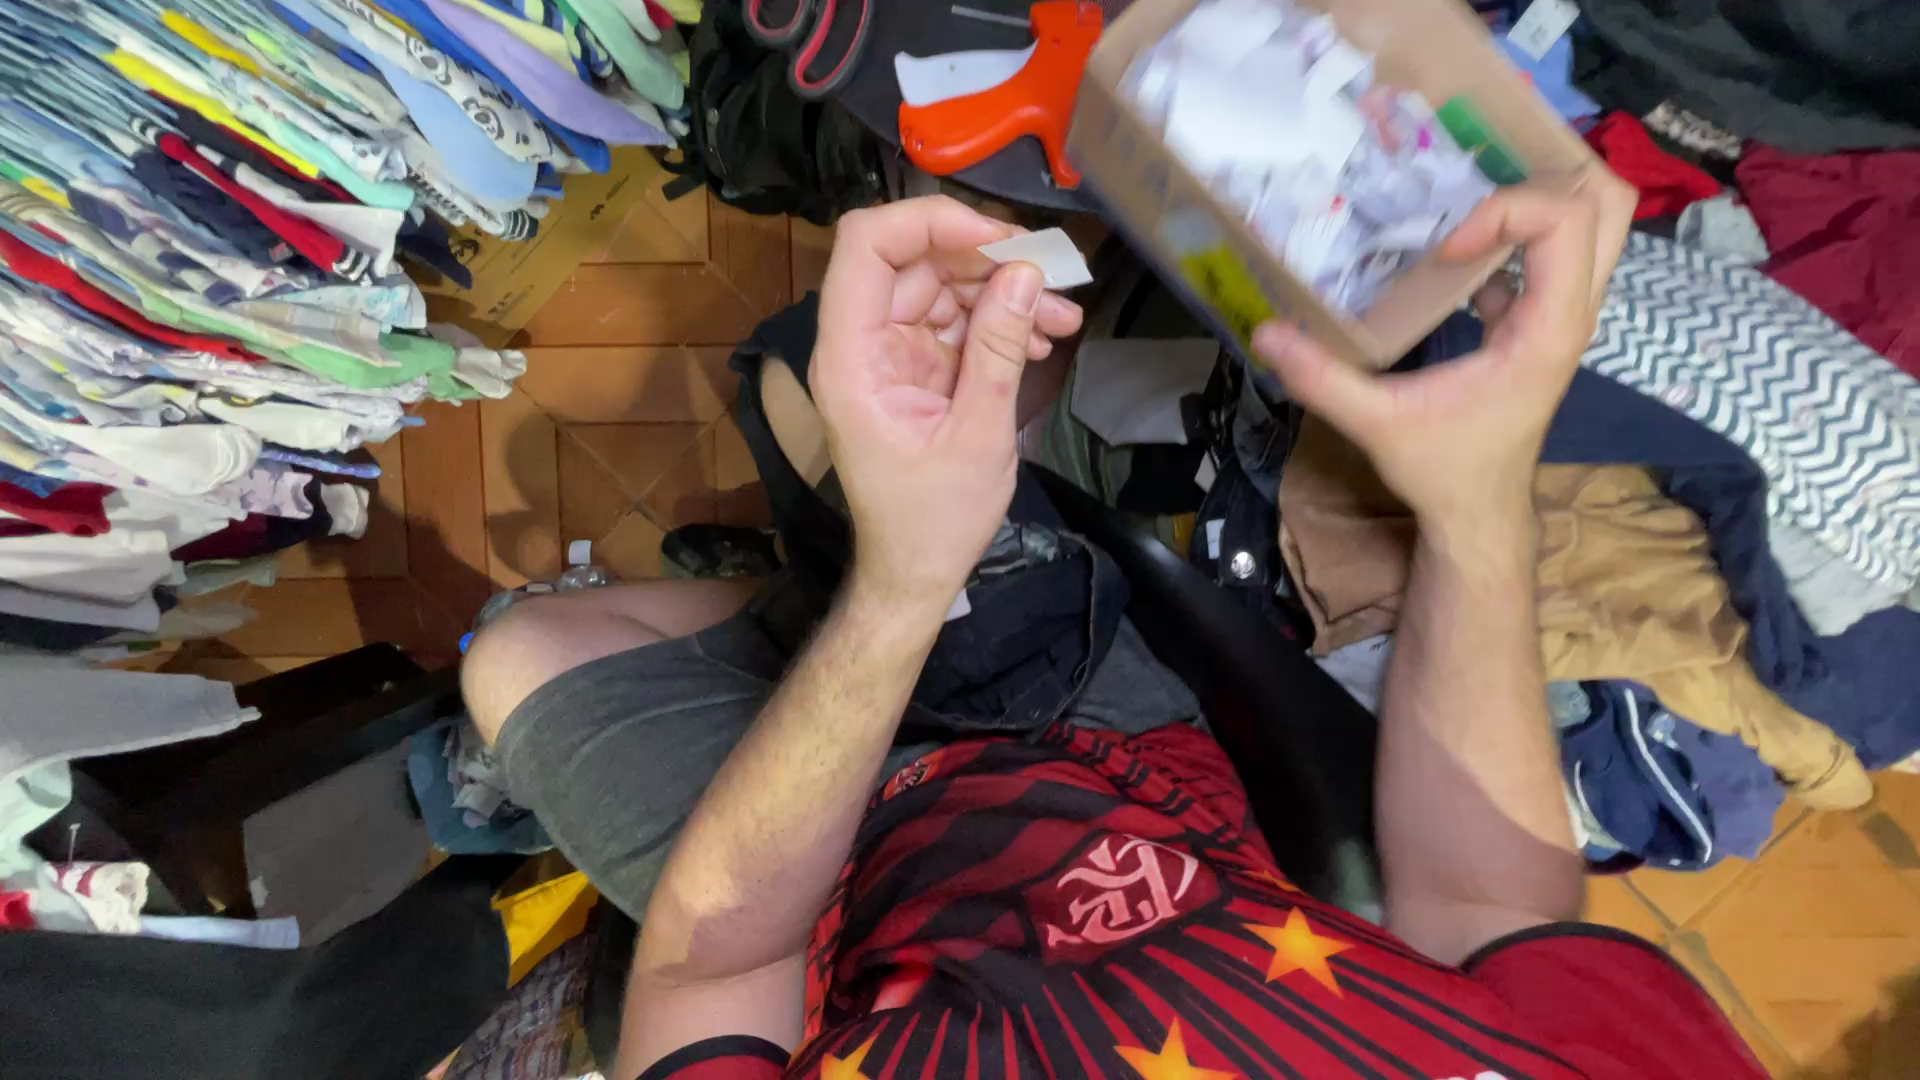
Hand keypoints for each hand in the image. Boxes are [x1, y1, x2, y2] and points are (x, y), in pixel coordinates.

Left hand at [810, 197, 1083, 608]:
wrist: (916, 569)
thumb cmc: (935, 520)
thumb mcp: (978, 436)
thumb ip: (998, 349)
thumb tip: (1025, 273)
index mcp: (852, 360)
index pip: (867, 246)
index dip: (931, 222)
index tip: (1000, 239)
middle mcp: (860, 346)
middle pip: (913, 262)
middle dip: (985, 262)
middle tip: (1052, 279)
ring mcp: (886, 356)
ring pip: (939, 289)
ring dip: (1000, 294)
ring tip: (1060, 319)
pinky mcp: (911, 370)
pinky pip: (951, 324)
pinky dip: (993, 325)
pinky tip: (1036, 341)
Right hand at [1250, 180, 1633, 532]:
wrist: (1474, 511)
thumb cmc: (1441, 468)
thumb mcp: (1375, 422)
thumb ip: (1321, 378)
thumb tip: (1265, 333)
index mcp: (1548, 327)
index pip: (1564, 220)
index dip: (1503, 212)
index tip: (1443, 249)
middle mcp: (1572, 312)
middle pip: (1609, 205)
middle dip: (1550, 177)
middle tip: (1479, 182)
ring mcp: (1560, 319)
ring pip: (1594, 228)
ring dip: (1536, 204)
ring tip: (1468, 206)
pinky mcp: (1537, 329)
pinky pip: (1549, 260)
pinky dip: (1512, 243)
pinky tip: (1453, 262)